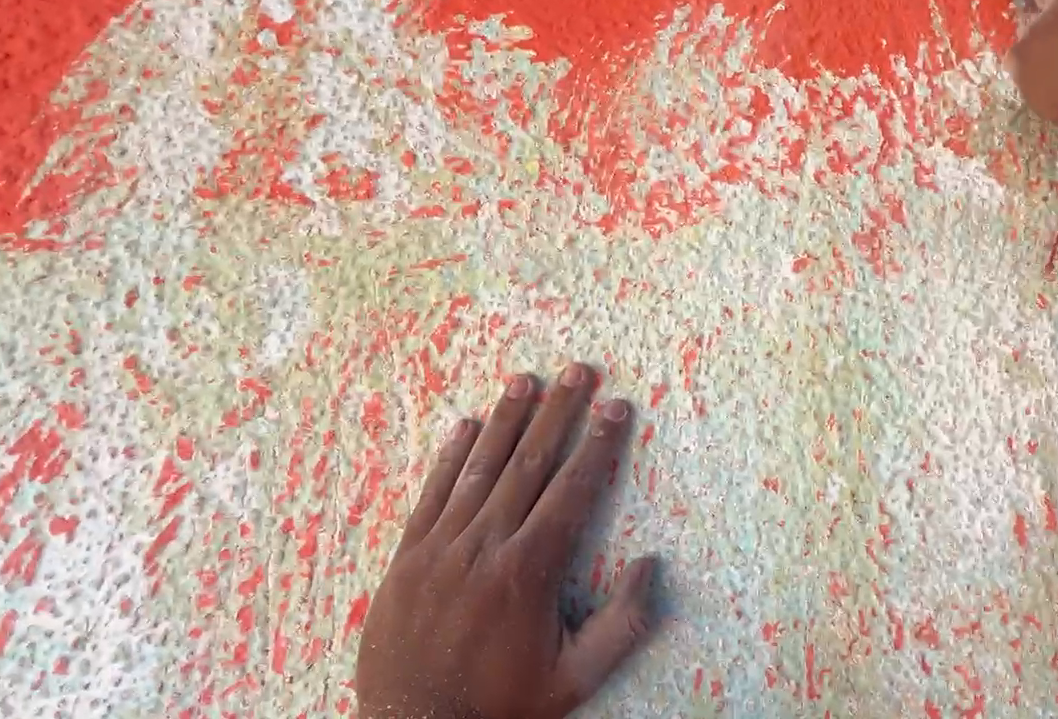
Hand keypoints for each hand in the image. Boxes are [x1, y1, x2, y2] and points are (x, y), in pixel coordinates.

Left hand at [355, 363, 655, 718]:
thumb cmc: (499, 708)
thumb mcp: (573, 681)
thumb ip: (621, 626)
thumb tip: (650, 566)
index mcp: (529, 570)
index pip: (573, 489)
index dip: (599, 443)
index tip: (616, 407)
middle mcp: (486, 546)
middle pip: (530, 463)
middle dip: (559, 412)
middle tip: (579, 371)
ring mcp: (442, 547)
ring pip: (481, 468)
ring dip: (506, 419)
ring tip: (526, 380)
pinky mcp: (408, 556)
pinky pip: (432, 493)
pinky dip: (450, 456)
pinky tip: (464, 424)